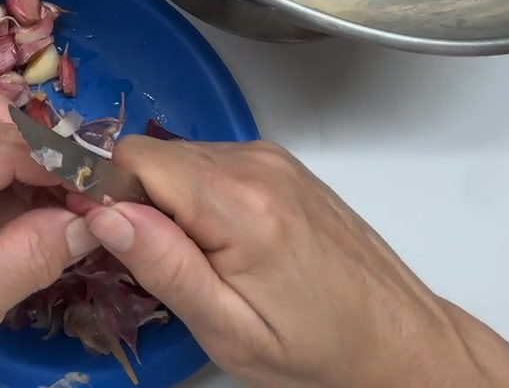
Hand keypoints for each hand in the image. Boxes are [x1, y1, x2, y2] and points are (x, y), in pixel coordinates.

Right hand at [84, 137, 508, 387]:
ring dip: (172, 195)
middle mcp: (253, 162)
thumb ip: (162, 267)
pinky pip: (209, 158)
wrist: (406, 347)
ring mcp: (268, 155)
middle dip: (144, 199)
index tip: (129, 241)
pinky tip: (231, 236)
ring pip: (178, 155)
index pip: (133, 158)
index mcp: (238, 204)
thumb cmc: (317, 353)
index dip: (115, 193)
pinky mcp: (278, 158)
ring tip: (208, 254)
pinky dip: (201, 190)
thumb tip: (102, 213)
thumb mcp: (229, 332)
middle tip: (174, 260)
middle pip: (154, 154)